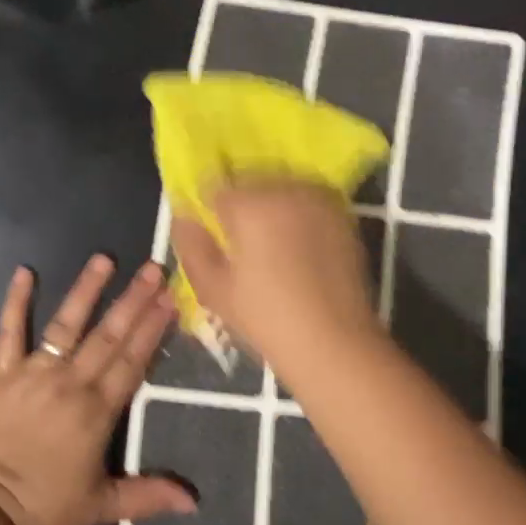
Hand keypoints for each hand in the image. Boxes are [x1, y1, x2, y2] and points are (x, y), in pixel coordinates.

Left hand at [0, 256, 195, 524]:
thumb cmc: (45, 509)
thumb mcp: (101, 505)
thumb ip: (147, 494)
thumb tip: (193, 500)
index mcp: (97, 411)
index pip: (132, 361)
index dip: (152, 329)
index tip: (170, 299)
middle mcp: (69, 383)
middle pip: (107, 336)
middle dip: (133, 301)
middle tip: (153, 269)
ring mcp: (33, 373)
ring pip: (65, 325)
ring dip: (86, 290)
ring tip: (104, 259)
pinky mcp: (0, 373)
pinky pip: (8, 332)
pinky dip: (15, 301)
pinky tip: (24, 272)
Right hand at [171, 178, 381, 370]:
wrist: (334, 341)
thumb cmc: (266, 318)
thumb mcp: (213, 289)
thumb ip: (191, 245)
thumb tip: (184, 216)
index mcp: (248, 204)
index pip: (215, 186)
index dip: (210, 210)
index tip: (214, 235)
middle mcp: (284, 189)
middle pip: (249, 182)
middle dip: (242, 205)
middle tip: (243, 244)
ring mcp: (317, 198)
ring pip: (280, 188)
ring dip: (272, 206)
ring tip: (273, 246)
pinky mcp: (342, 212)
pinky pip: (307, 200)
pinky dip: (298, 213)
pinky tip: (299, 247)